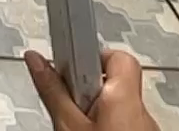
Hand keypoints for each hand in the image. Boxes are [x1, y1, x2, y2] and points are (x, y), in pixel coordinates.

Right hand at [24, 50, 159, 130]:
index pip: (118, 56)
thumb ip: (52, 90)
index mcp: (126, 100)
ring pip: (117, 106)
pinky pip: (123, 124)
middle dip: (86, 88)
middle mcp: (144, 113)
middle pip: (112, 82)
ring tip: (76, 129)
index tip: (67, 61)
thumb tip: (35, 58)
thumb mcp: (67, 127)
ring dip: (94, 111)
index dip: (90, 54)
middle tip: (68, 105)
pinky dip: (105, 127)